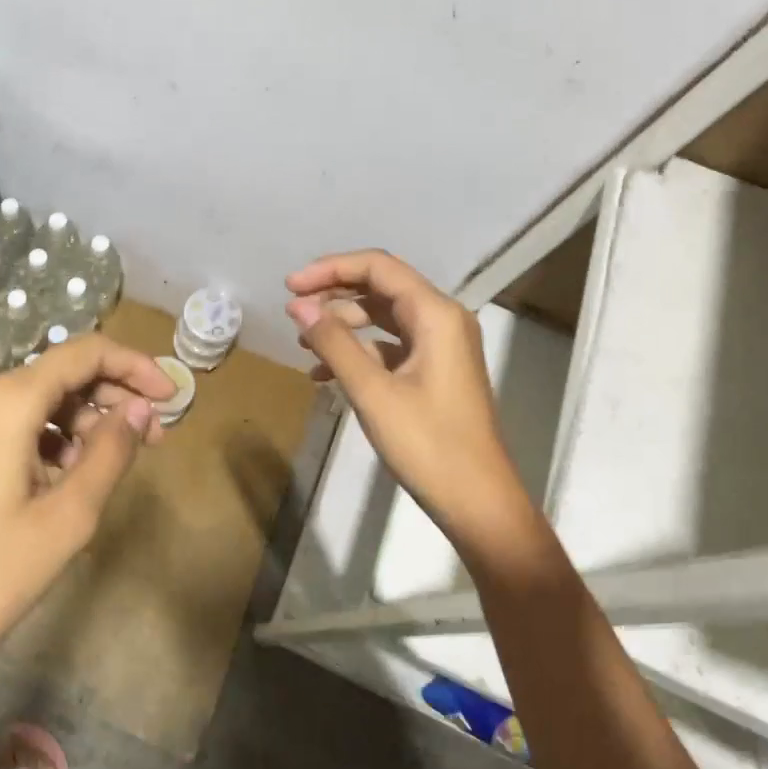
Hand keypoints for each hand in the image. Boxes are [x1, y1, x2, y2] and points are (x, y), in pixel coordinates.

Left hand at [0, 335, 174, 684]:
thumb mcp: (69, 514)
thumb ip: (111, 451)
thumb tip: (143, 410)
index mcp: (8, 400)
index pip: (85, 352)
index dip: (134, 366)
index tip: (172, 398)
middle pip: (65, 371)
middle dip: (116, 396)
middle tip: (156, 438)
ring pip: (46, 397)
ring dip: (88, 420)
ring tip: (120, 463)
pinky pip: (23, 421)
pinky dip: (58, 436)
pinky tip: (77, 474)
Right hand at [285, 250, 524, 532]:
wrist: (477, 501)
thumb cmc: (427, 444)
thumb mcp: (372, 392)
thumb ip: (334, 343)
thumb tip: (299, 307)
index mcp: (435, 315)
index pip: (378, 267)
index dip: (330, 269)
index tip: (290, 287)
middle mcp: (442, 321)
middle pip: (380, 287)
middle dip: (333, 293)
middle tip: (292, 311)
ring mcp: (440, 347)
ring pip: (382, 317)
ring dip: (341, 324)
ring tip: (303, 343)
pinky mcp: (433, 372)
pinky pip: (389, 346)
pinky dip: (356, 351)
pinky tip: (323, 374)